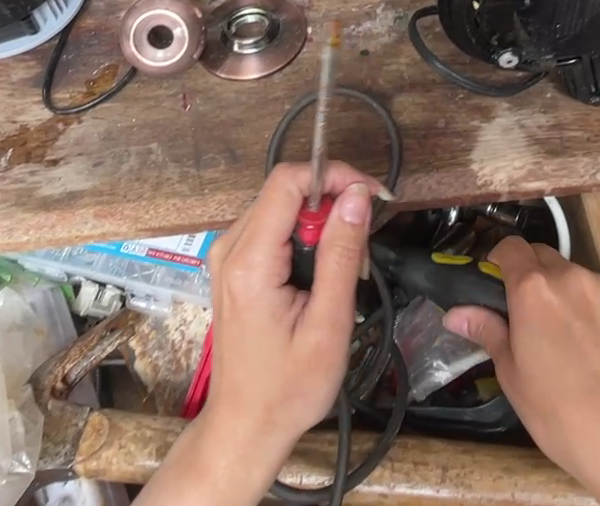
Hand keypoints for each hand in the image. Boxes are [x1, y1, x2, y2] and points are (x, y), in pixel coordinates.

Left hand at [137, 162, 376, 505]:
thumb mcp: (328, 325)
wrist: (246, 425)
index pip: (288, 181)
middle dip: (332, 202)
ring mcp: (228, 254)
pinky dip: (306, 236)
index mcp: (250, 261)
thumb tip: (356, 195)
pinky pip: (274, 225)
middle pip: (286, 190)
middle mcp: (230, 247)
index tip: (371, 196)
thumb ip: (341, 254)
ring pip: (283, 205)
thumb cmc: (289, 387)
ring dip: (321, 222)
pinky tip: (321, 274)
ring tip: (345, 267)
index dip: (334, 175)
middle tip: (363, 242)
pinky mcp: (234, 263)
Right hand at [444, 238, 599, 505]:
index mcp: (532, 289)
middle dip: (534, 276)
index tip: (499, 283)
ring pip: (578, 275)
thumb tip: (455, 314)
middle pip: (544, 257)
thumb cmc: (559, 414)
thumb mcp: (512, 375)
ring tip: (574, 336)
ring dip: (569, 293)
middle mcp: (570, 275)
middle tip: (534, 316)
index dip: (501, 261)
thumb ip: (487, 331)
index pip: (510, 247)